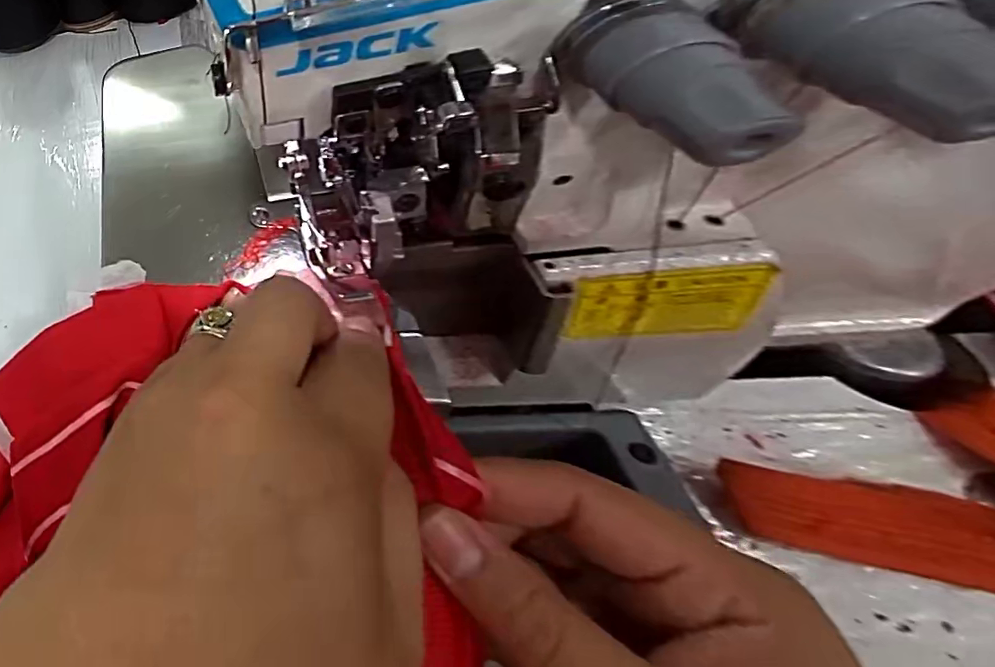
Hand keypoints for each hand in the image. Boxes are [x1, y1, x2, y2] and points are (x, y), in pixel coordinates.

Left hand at [0, 276, 421, 666]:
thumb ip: (394, 516)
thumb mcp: (384, 625)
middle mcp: (246, 395)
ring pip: (227, 323)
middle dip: (310, 321)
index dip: (367, 358)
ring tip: (256, 407)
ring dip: (252, 348)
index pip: (360, 355)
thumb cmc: (260, 661)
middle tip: (316, 368)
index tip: (363, 372)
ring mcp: (179, 390)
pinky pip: (184, 359)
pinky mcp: (134, 402)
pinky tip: (210, 429)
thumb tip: (372, 448)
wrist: (114, 662)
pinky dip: (208, 374)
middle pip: (285, 299)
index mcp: (325, 447)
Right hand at [419, 458, 858, 666]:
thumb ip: (535, 616)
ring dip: (483, 571)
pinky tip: (455, 609)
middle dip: (483, 533)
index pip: (584, 498)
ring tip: (420, 569)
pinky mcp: (628, 659)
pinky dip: (502, 611)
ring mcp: (657, 629)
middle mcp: (687, 591)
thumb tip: (431, 522)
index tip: (418, 487)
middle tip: (408, 537)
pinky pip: (550, 613)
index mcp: (725, 585)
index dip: (496, 484)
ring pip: (546, 570)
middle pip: (560, 530)